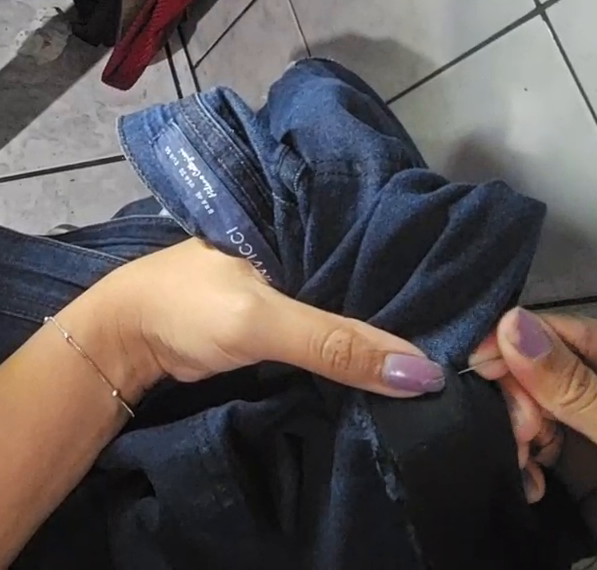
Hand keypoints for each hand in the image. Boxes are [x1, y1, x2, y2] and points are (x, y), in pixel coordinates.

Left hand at [59, 239, 449, 400]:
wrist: (127, 341)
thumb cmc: (188, 307)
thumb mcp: (262, 320)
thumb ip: (334, 342)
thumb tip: (424, 373)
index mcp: (293, 224)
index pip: (368, 239)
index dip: (413, 264)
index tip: (470, 295)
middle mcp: (296, 248)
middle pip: (361, 277)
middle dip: (402, 302)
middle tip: (469, 336)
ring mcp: (285, 285)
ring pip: (345, 306)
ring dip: (378, 330)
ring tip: (446, 350)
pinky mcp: (275, 321)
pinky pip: (326, 332)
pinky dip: (351, 348)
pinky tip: (387, 366)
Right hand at [467, 309, 596, 569]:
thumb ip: (584, 393)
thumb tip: (510, 322)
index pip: (575, 334)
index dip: (520, 341)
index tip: (472, 362)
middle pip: (549, 369)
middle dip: (521, 396)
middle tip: (514, 435)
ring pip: (538, 408)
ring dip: (518, 431)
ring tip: (522, 467)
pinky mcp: (591, 477)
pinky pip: (539, 448)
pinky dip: (523, 459)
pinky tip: (526, 481)